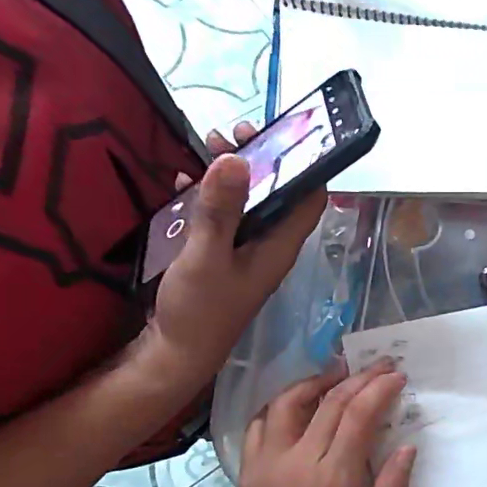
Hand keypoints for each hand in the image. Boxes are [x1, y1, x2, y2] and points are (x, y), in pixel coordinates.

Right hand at [140, 122, 324, 380]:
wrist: (175, 354)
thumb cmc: (199, 310)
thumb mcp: (205, 255)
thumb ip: (221, 209)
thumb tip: (239, 158)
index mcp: (279, 246)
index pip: (311, 198)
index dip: (303, 163)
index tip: (278, 132)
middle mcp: (270, 246)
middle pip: (277, 193)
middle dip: (260, 160)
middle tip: (233, 132)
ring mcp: (246, 251)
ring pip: (249, 203)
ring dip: (232, 174)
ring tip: (208, 145)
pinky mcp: (223, 256)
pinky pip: (223, 217)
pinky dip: (210, 196)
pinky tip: (184, 181)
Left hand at [219, 362, 416, 486]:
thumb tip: (407, 447)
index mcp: (333, 479)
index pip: (358, 416)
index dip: (379, 389)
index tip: (397, 376)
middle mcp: (298, 461)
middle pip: (330, 402)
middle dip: (359, 377)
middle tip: (380, 365)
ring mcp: (267, 461)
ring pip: (288, 402)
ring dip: (317, 381)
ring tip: (339, 374)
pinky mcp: (248, 466)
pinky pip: (260, 421)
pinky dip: (281, 403)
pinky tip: (299, 401)